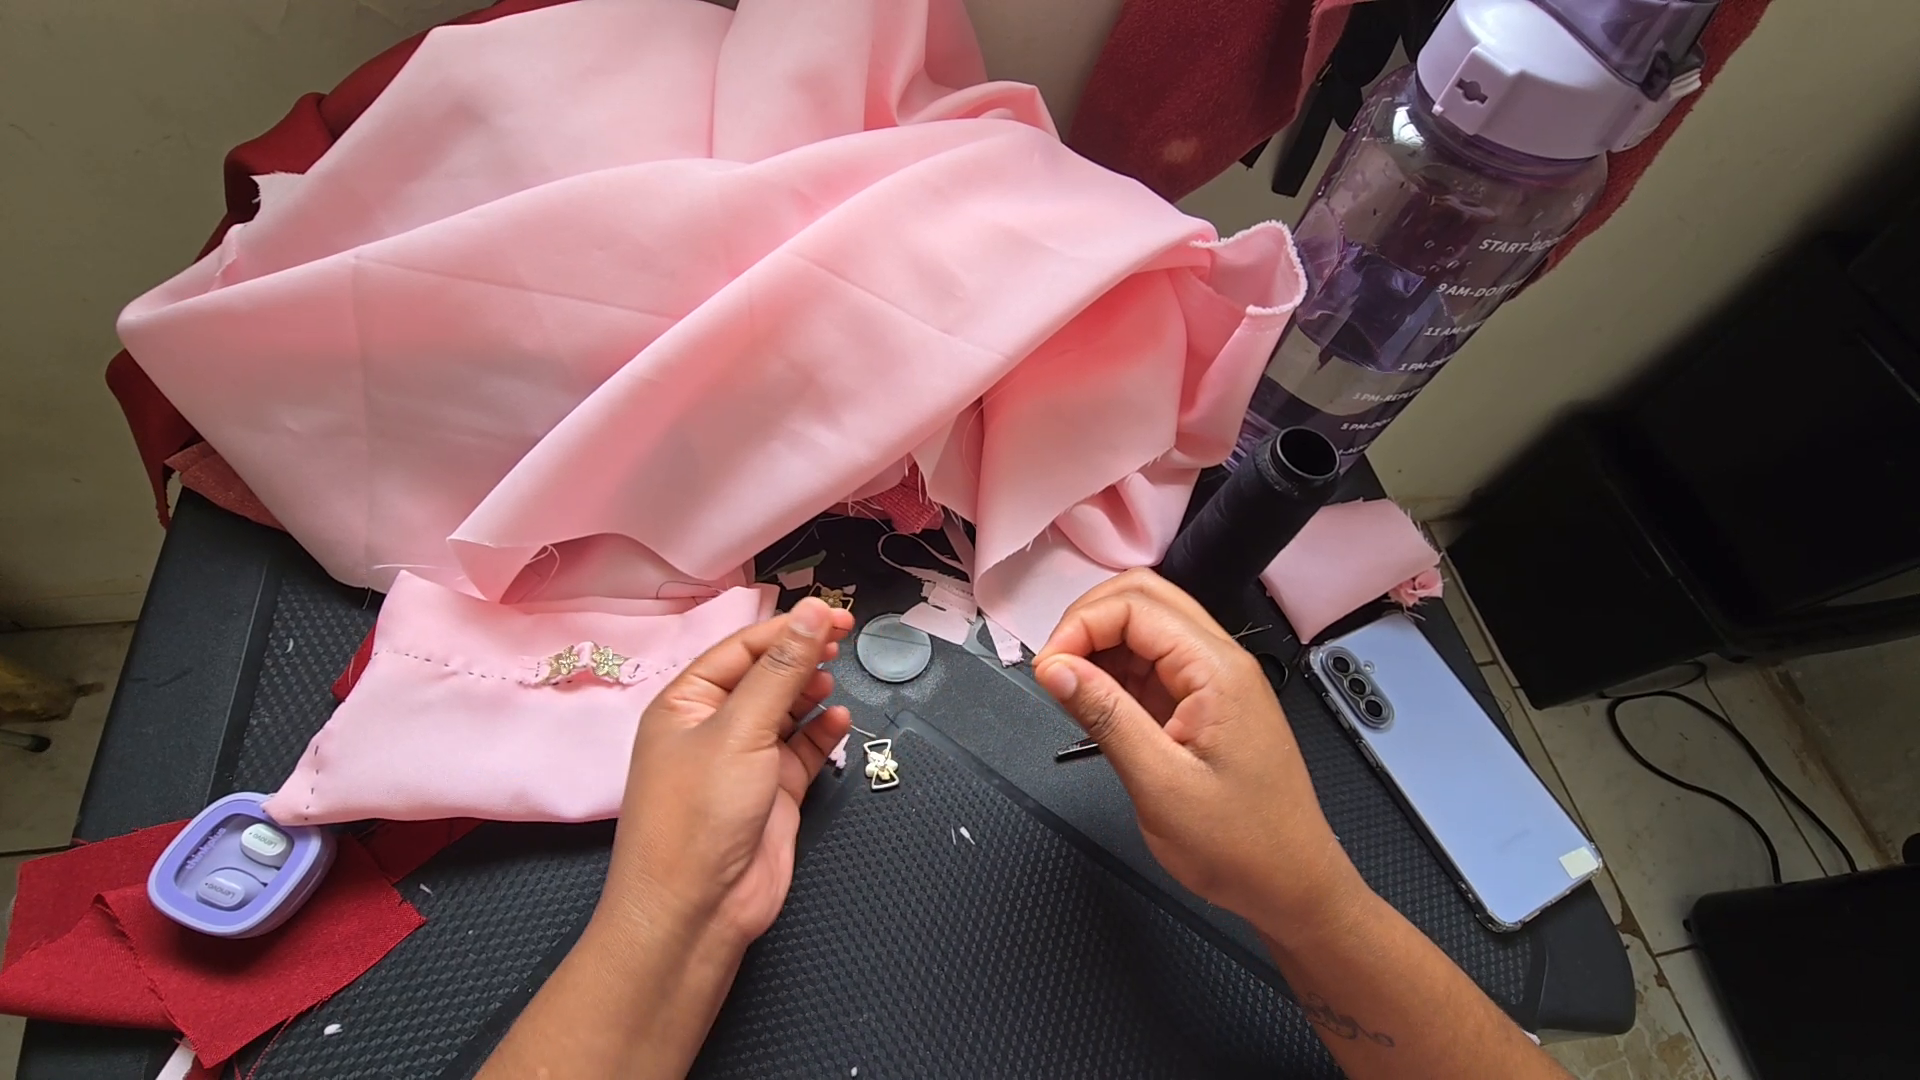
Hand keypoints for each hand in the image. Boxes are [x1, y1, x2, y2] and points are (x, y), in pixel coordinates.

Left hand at [600, 597, 855, 952]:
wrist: (697, 914)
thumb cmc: (701, 813)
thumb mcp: (741, 731)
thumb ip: (782, 670)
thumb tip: (813, 612)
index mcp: (688, 702)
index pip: (744, 648)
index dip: (789, 628)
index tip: (836, 616)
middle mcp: (715, 725)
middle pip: (767, 674)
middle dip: (802, 657)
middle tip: (843, 641)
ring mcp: (747, 758)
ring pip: (788, 708)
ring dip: (811, 692)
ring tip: (832, 683)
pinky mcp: (774, 789)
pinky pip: (803, 747)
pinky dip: (822, 731)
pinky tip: (838, 721)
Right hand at [1032, 570, 1361, 932]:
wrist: (1292, 887)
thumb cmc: (1241, 846)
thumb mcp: (1160, 784)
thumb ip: (1105, 716)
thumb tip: (1054, 668)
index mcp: (1217, 669)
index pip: (1136, 605)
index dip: (1081, 625)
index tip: (1048, 668)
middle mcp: (1217, 660)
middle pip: (1142, 598)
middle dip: (1088, 620)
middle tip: (1055, 667)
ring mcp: (1209, 678)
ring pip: (1142, 625)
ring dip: (1098, 644)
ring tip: (1071, 689)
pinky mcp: (1198, 700)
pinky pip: (1147, 662)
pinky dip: (1112, 671)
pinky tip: (1095, 701)